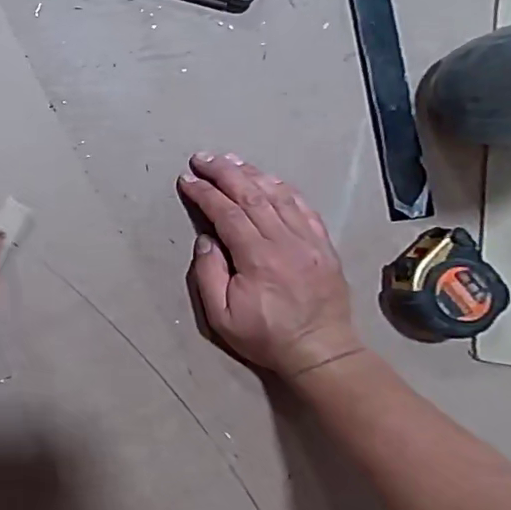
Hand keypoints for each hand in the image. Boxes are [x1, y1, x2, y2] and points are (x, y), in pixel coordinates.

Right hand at [177, 152, 361, 378]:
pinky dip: (283, 188)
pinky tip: (267, 178)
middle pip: (252, 195)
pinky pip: (303, 206)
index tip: (187, 180)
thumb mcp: (221, 316)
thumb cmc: (265, 336)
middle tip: (202, 158)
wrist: (321, 351)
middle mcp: (286, 242)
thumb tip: (206, 240)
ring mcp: (310, 241)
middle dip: (224, 173)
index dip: (205, 193)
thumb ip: (208, 274)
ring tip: (229, 160)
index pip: (227, 214)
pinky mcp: (324, 244)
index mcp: (259, 259)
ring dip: (251, 174)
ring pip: (278, 195)